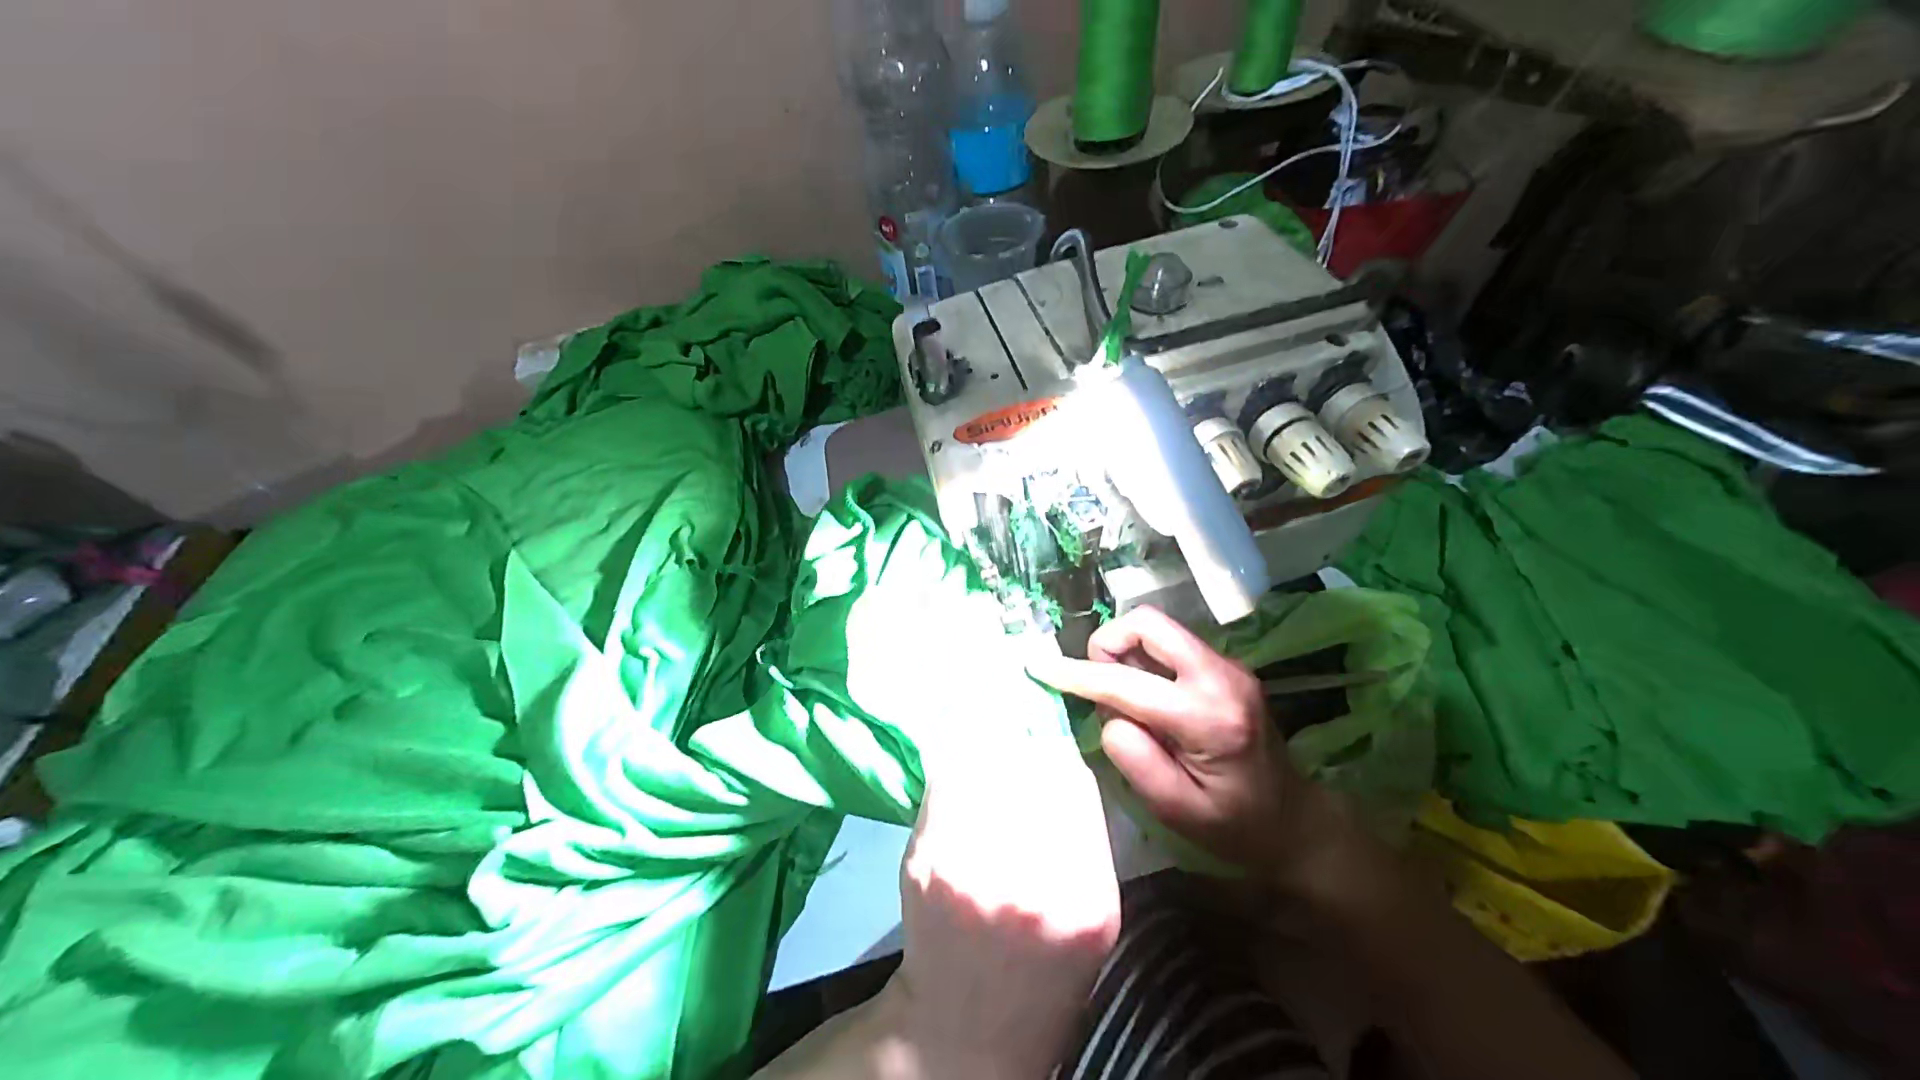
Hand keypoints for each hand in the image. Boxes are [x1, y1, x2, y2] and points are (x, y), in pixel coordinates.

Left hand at [885, 729, 1119, 1078]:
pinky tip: (957, 770)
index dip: (1057, 753)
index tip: (1044, 745)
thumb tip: (1061, 753)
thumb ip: (1085, 837)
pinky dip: (953, 769)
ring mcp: (971, 873)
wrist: (967, 1029)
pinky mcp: (925, 864)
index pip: (1073, 781)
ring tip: (983, 744)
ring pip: (983, 764)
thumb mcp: (1092, 914)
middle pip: (1027, 766)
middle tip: (1010, 737)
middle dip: (1020, 746)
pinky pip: (945, 784)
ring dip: (985, 749)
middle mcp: (1031, 886)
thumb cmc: (1042, 970)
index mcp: (1087, 899)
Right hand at [1027, 606, 1334, 885]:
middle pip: (1148, 624)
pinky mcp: (1225, 666)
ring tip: (1126, 703)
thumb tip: (1108, 713)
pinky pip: (1170, 645)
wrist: (1295, 821)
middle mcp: (1222, 676)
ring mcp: (1227, 666)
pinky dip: (1144, 661)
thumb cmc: (1234, 826)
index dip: (1077, 674)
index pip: (1126, 683)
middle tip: (1098, 686)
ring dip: (1126, 654)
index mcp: (1209, 717)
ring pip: (1157, 630)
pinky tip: (1149, 702)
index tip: (1039, 666)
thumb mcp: (1175, 809)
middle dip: (1108, 644)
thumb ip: (1135, 759)